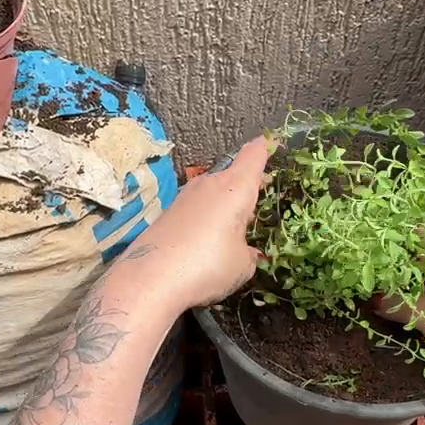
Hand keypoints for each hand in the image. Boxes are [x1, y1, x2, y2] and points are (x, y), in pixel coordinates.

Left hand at [110, 137, 271, 311]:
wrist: (149, 280)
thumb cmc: (207, 266)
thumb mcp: (243, 266)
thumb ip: (250, 253)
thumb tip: (246, 252)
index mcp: (235, 188)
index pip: (254, 154)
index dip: (266, 148)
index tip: (275, 145)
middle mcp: (210, 184)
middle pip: (234, 174)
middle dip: (247, 188)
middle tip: (260, 209)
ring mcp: (186, 197)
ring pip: (214, 192)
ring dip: (225, 206)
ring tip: (234, 232)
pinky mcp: (168, 212)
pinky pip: (197, 208)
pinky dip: (206, 219)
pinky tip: (207, 244)